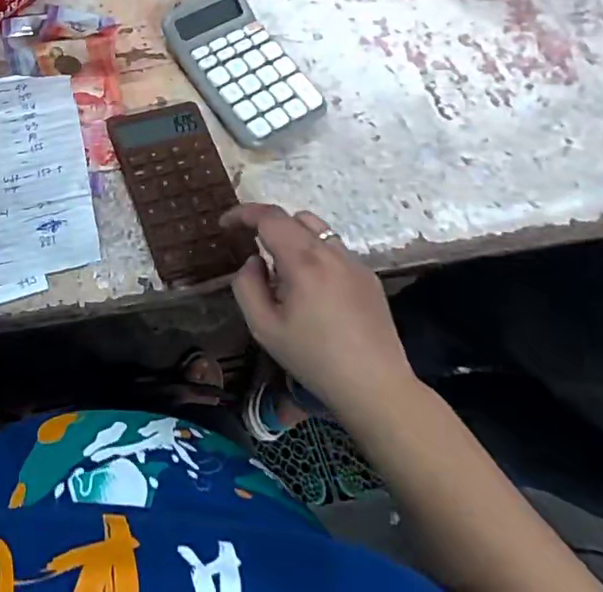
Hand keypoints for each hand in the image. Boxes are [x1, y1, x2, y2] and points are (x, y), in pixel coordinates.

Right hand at [227, 204, 419, 427]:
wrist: (376, 388)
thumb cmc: (314, 359)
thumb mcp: (263, 327)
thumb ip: (247, 285)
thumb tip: (254, 261)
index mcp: (303, 261)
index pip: (269, 217)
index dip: (243, 214)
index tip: (225, 225)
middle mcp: (331, 252)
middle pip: (293, 218)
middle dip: (266, 225)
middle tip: (252, 249)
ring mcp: (354, 263)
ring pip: (317, 230)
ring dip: (292, 237)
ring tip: (283, 270)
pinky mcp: (369, 277)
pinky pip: (334, 250)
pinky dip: (314, 253)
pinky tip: (313, 289)